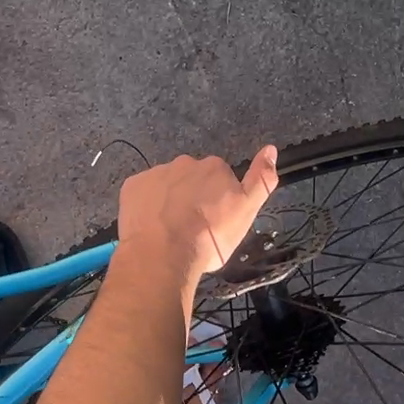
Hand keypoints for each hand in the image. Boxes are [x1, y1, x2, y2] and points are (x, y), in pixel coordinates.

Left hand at [116, 146, 278, 280]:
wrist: (163, 254)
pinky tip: (151, 226)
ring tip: (171, 230)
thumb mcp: (246, 211)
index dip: (219, 199)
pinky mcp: (132, 186)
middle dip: (193, 197)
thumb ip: (261, 179)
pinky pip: (143, 193)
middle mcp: (185, 162)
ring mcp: (155, 173)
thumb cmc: (210, 236)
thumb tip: (271, 149)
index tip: (216, 219)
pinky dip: (147, 205)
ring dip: (170, 201)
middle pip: (192, 179)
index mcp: (214, 167)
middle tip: (194, 226)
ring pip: (167, 185)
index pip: (220, 178)